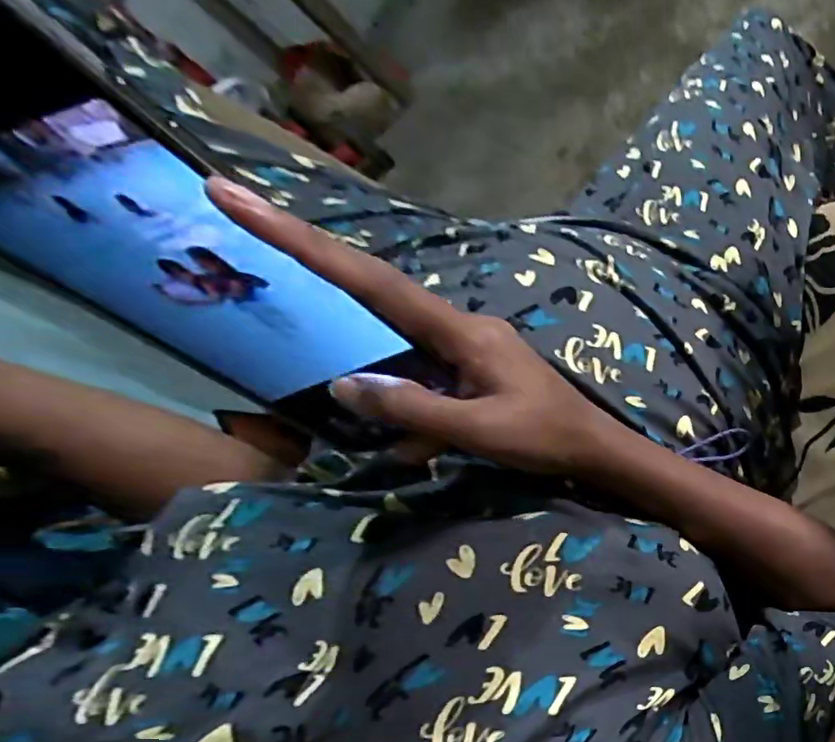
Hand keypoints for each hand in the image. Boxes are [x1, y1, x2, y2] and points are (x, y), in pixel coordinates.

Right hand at [205, 178, 623, 474]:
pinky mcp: (484, 373)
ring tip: (384, 412)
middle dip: (323, 284)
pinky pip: (435, 380)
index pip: (372, 280)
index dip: (303, 242)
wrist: (598, 449)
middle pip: (381, 301)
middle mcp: (467, 330)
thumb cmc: (547, 438)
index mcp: (464, 332)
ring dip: (388, 383)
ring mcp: (477, 350)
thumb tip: (343, 385)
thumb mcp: (476, 429)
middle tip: (254, 240)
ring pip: (407, 352)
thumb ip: (410, 408)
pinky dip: (421, 410)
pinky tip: (420, 451)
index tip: (235, 197)